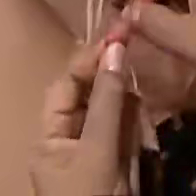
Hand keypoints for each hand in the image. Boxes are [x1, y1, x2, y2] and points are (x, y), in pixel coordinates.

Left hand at [31, 35, 138, 195]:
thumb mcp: (98, 152)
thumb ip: (107, 99)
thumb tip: (116, 45)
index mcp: (50, 136)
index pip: (67, 82)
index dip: (90, 56)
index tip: (119, 34)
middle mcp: (69, 138)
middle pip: (90, 91)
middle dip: (112, 74)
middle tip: (134, 49)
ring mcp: (94, 150)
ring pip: (111, 106)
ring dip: (128, 97)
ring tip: (142, 89)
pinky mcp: (116, 162)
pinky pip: (126, 127)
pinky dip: (136, 119)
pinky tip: (145, 118)